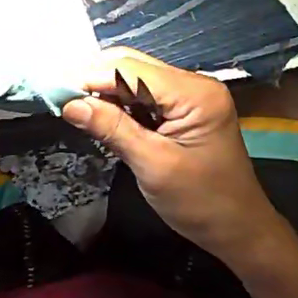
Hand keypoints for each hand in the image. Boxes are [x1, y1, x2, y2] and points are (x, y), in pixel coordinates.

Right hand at [62, 49, 284, 259]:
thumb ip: (112, 129)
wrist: (239, 231)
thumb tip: (70, 105)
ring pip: (134, 79)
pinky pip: (143, 96)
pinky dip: (119, 104)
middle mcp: (193, 84)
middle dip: (95, 81)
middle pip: (131, 66)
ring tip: (76, 108)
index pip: (131, 69)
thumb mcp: (153, 166)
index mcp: (194, 93)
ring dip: (105, 92)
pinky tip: (101, 117)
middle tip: (63, 100)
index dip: (91, 77)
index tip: (57, 93)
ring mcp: (189, 96)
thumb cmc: (201, 202)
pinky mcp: (183, 110)